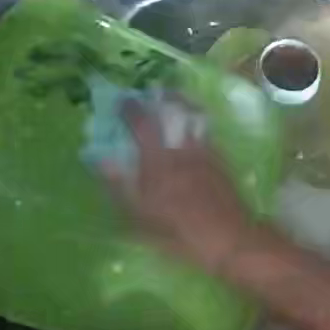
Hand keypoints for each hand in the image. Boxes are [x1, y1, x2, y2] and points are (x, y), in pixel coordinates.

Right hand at [99, 99, 258, 272]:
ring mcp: (204, 151)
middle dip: (160, 98)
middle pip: (173, 111)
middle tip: (150, 92)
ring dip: (181, 103)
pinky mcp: (220, 158)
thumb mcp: (140, 217)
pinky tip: (193, 123)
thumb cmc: (178, 233)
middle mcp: (181, 149)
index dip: (130, 109)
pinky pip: (206, 130)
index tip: (121, 101)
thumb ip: (119, 186)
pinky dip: (197, 119)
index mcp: (158, 161)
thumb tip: (100, 159)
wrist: (229, 238)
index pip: (142, 123)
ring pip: (193, 116)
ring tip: (172, 98)